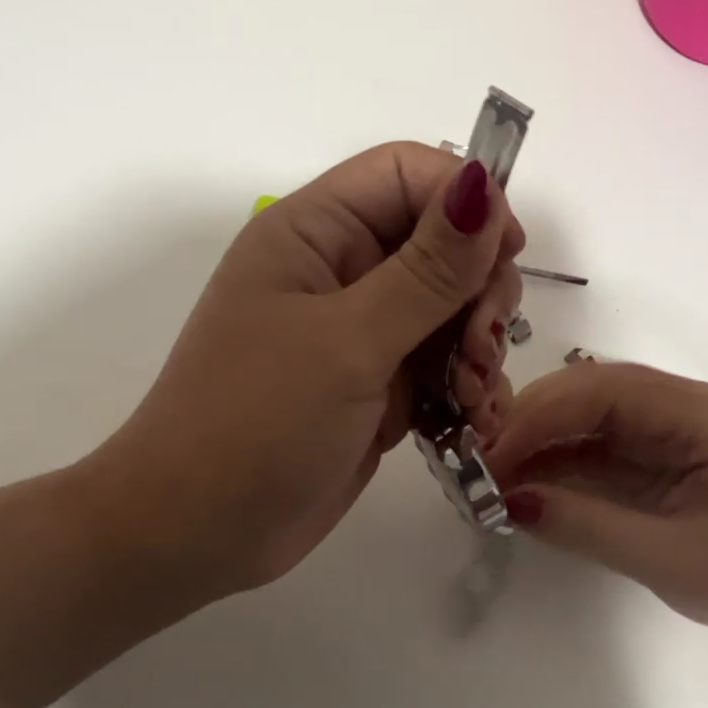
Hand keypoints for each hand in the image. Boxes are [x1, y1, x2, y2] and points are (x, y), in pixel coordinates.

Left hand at [88, 143, 524, 600]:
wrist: (199, 531)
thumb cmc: (256, 423)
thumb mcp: (346, 342)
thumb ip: (426, 271)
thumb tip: (485, 185)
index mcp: (312, 234)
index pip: (405, 177)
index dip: (466, 202)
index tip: (509, 256)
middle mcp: (338, 276)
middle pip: (441, 250)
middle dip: (479, 296)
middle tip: (485, 354)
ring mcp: (358, 340)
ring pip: (449, 318)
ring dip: (479, 356)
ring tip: (476, 406)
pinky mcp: (374, 395)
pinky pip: (439, 375)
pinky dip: (466, 396)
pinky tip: (474, 428)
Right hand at [484, 361, 707, 649]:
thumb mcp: (666, 557)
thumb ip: (588, 526)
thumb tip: (509, 502)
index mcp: (697, 415)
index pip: (603, 392)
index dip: (539, 417)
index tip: (490, 457)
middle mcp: (674, 407)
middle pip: (584, 393)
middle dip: (526, 423)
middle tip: (475, 466)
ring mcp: (657, 429)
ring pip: (577, 416)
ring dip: (529, 442)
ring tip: (484, 478)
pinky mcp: (642, 454)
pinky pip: (583, 446)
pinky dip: (545, 464)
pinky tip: (514, 486)